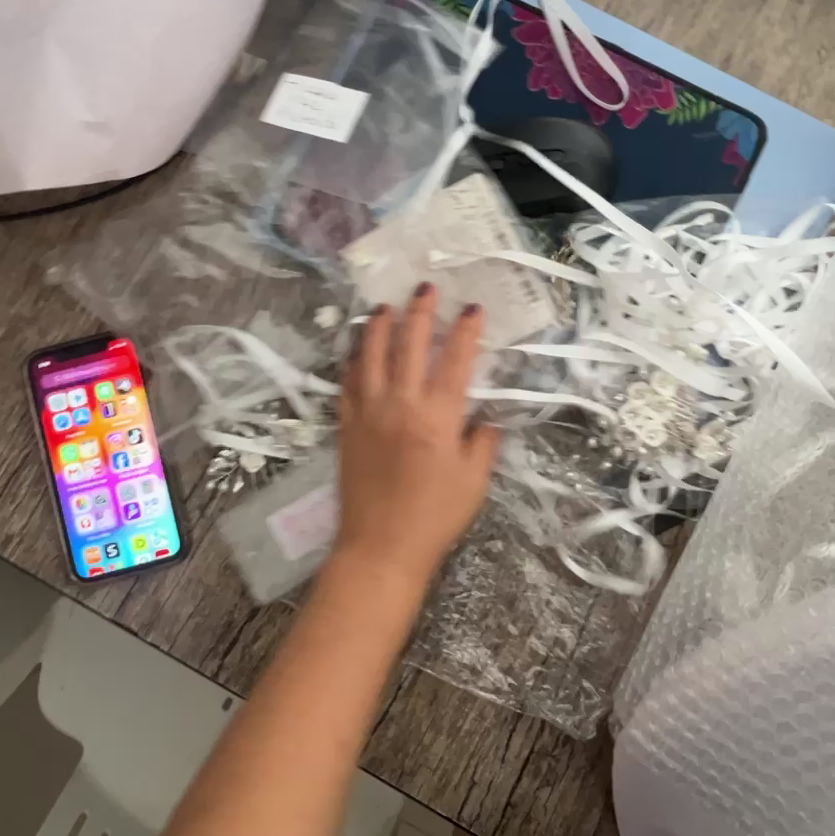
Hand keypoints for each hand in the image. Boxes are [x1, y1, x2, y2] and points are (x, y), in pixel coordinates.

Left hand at [333, 283, 501, 586]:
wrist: (381, 547)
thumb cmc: (435, 516)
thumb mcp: (474, 481)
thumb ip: (484, 442)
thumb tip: (488, 415)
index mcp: (438, 417)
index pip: (455, 360)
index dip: (466, 331)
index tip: (472, 308)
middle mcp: (401, 404)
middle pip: (410, 344)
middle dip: (420, 311)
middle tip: (425, 288)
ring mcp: (368, 412)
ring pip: (371, 355)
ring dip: (380, 326)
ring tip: (385, 306)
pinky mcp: (346, 425)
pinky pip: (348, 382)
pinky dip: (354, 361)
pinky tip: (359, 350)